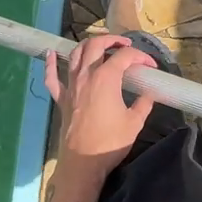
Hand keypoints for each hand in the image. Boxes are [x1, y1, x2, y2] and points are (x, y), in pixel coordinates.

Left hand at [43, 34, 159, 172]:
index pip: (124, 56)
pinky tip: (51, 53)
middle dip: (112, 39)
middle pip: (96, 45)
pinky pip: (52, 77)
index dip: (140, 56)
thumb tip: (149, 94)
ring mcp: (71, 86)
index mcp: (106, 79)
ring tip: (100, 46)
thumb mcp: (135, 123)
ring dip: (88, 45)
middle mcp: (86, 76)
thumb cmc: (110, 143)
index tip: (150, 65)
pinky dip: (51, 63)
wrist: (83, 162)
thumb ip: (143, 104)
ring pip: (75, 55)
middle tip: (125, 44)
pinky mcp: (61, 99)